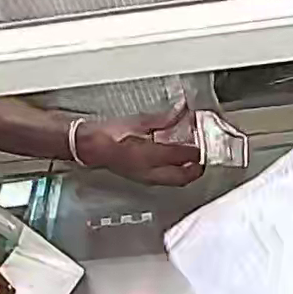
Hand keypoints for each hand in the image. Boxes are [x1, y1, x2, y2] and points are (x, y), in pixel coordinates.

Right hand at [76, 105, 204, 186]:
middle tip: (203, 159)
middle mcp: (150, 171)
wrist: (90, 147)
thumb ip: (162, 119)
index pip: (180, 156)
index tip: (202, 145)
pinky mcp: (143, 178)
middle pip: (182, 177)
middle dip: (196, 169)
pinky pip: (165, 179)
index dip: (194, 150)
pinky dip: (174, 173)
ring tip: (194, 164)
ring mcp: (147, 178)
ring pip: (175, 180)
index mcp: (150, 155)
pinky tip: (175, 164)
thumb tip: (180, 113)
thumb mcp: (139, 122)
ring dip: (186, 173)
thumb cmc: (109, 134)